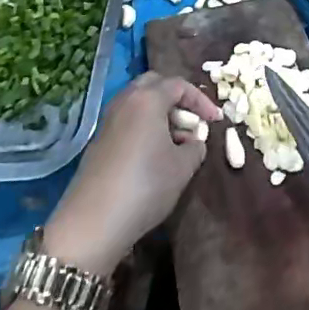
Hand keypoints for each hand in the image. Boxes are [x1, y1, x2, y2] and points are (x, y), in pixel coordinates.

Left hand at [43, 74, 221, 275]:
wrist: (92, 224)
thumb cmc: (146, 186)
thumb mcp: (184, 167)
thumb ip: (195, 147)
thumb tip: (193, 142)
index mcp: (148, 99)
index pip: (180, 85)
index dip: (202, 101)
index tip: (216, 121)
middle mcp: (125, 101)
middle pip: (154, 85)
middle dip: (177, 98)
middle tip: (192, 119)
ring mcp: (108, 121)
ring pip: (138, 103)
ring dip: (160, 113)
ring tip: (176, 140)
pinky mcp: (98, 142)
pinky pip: (127, 121)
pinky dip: (144, 127)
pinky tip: (154, 154)